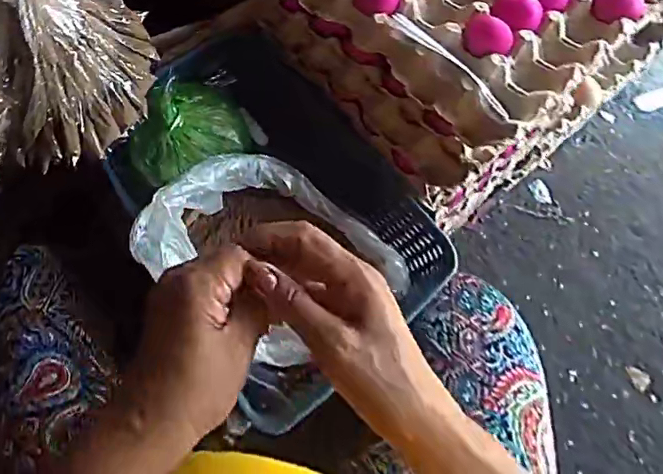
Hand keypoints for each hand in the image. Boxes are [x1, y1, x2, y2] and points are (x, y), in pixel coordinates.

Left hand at [57, 245, 267, 473]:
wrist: (152, 417)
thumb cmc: (199, 386)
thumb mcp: (238, 348)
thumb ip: (255, 309)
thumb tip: (268, 289)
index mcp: (195, 281)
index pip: (236, 254)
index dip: (261, 270)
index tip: (279, 294)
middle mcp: (176, 275)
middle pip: (220, 262)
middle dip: (247, 281)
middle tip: (271, 308)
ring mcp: (165, 288)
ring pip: (208, 275)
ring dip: (232, 291)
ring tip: (255, 318)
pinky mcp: (162, 304)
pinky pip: (195, 290)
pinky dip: (214, 300)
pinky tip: (230, 324)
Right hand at [237, 221, 433, 443]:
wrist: (424, 427)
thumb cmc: (382, 384)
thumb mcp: (332, 344)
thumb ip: (293, 303)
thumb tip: (256, 269)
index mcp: (355, 273)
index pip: (304, 236)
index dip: (270, 235)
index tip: (239, 246)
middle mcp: (354, 275)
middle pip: (305, 249)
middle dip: (271, 251)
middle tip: (237, 265)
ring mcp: (353, 295)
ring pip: (307, 270)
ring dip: (278, 272)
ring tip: (247, 282)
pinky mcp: (350, 315)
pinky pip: (313, 292)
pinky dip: (290, 292)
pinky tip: (270, 304)